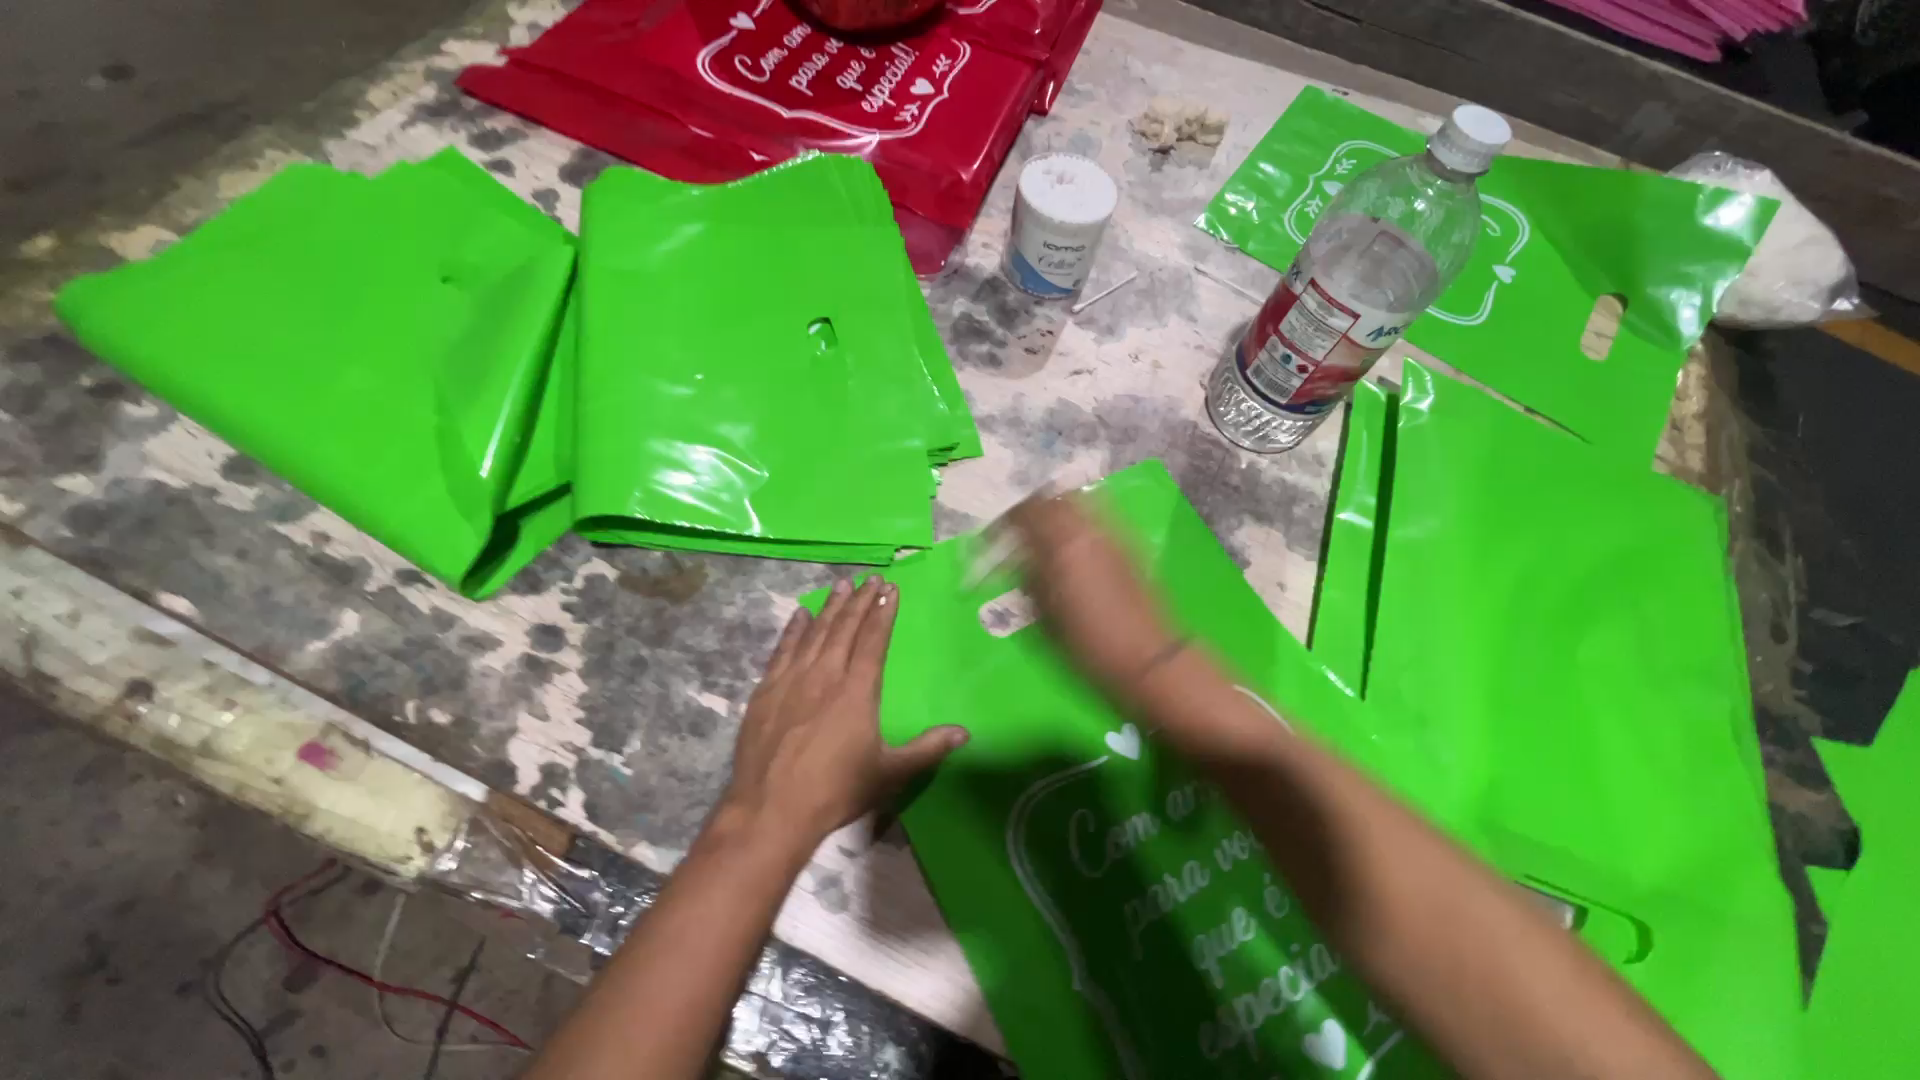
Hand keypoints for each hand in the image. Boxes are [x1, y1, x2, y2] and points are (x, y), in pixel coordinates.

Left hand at [721, 576, 967, 848]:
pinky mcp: (765, 692)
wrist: (772, 810)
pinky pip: (783, 650)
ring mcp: (791, 680)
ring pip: (815, 633)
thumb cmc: (837, 791)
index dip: (884, 612)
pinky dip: (793, 629)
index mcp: (858, 690)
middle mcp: (825, 675)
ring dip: (830, 607)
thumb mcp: (890, 773)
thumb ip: (927, 749)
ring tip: (840, 585)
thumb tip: (965, 732)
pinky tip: (800, 615)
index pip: (874, 640)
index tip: (890, 588)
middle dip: (860, 601)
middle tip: (869, 578)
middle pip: (845, 628)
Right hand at [1003, 493, 1180, 700]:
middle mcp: (1087, 529)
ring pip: (1076, 502)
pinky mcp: (1128, 543)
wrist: (1149, 658)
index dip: (1003, 521)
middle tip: (1015, 529)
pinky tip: (1071, 542)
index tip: (990, 537)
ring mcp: (1111, 533)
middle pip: (1051, 498)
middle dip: (1029, 509)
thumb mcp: (1046, 616)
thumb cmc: (1089, 644)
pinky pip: (1096, 517)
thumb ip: (1029, 578)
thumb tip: (1016, 560)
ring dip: (1054, 511)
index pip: (1024, 512)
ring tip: (1042, 533)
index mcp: (1062, 545)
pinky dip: (1077, 521)